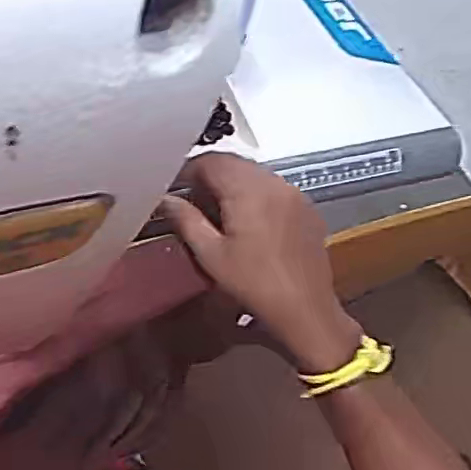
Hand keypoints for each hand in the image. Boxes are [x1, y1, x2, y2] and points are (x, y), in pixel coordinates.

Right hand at [160, 152, 362, 370]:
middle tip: (188, 199)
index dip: (187, 170)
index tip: (171, 186)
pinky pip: (272, 187)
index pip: (212, 161)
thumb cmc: (253, 283)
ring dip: (230, 184)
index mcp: (249, 191)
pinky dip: (252, 194)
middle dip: (208, 175)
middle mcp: (275, 184)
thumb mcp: (210, 254)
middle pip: (234, 163)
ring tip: (213, 211)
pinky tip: (243, 221)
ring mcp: (294, 194)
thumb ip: (185, 219)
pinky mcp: (305, 208)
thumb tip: (165, 200)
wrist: (304, 308)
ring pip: (254, 173)